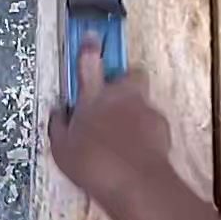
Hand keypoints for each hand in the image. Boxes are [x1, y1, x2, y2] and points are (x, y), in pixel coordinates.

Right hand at [47, 35, 174, 203]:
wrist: (134, 182)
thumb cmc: (93, 165)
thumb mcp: (62, 149)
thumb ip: (60, 126)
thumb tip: (58, 115)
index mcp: (94, 97)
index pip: (89, 61)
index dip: (89, 46)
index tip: (91, 36)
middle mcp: (122, 96)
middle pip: (131, 72)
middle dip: (126, 80)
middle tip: (114, 98)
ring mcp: (145, 109)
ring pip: (144, 99)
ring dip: (135, 109)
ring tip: (124, 133)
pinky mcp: (162, 126)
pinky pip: (153, 121)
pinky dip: (147, 130)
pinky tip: (137, 148)